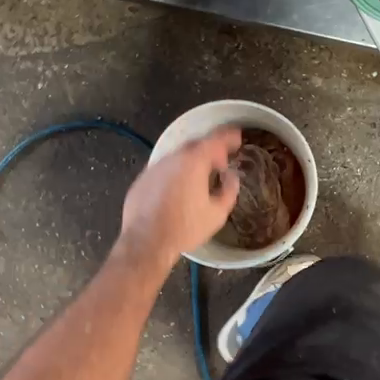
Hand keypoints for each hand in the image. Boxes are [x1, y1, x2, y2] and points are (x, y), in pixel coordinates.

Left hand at [118, 126, 241, 267]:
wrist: (146, 242)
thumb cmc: (185, 228)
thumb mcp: (217, 213)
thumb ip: (229, 190)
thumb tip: (231, 177)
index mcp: (194, 162)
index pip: (215, 139)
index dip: (229, 137)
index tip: (237, 138)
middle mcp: (172, 158)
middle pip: (194, 145)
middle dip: (210, 150)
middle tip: (220, 162)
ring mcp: (154, 168)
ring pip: (177, 158)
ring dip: (191, 162)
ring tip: (200, 177)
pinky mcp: (141, 180)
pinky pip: (163, 171)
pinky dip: (175, 174)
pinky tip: (178, 189)